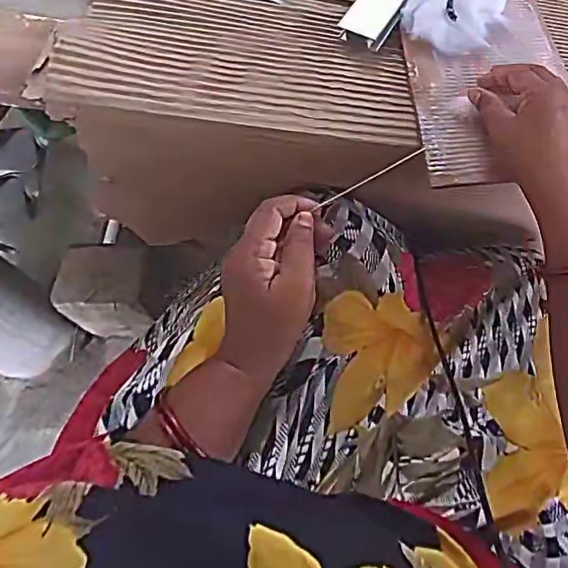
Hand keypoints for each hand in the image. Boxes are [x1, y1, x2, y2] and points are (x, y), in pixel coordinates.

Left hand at [217, 195, 321, 383]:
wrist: (248, 364)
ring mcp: (240, 263)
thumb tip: (304, 217)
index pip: (270, 210)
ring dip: (296, 234)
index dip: (297, 203)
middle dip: (300, 219)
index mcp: (249, 252)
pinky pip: (268, 249)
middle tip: (327, 234)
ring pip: (270, 233)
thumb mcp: (297, 286)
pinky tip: (307, 260)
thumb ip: (301, 246)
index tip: (322, 212)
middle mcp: (239, 252)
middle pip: (269, 219)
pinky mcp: (245, 274)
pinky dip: (288, 248)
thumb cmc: (275, 329)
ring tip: (322, 246)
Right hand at [467, 65, 567, 199]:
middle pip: (534, 74)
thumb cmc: (533, 160)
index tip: (481, 82)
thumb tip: (479, 94)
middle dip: (511, 74)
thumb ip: (488, 105)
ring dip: (525, 84)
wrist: (555, 186)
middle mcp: (562, 96)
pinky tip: (523, 108)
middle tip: (493, 80)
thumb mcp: (501, 127)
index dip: (495, 76)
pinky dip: (536, 96)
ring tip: (506, 93)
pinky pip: (552, 99)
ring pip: (546, 85)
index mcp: (546, 92)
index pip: (517, 74)